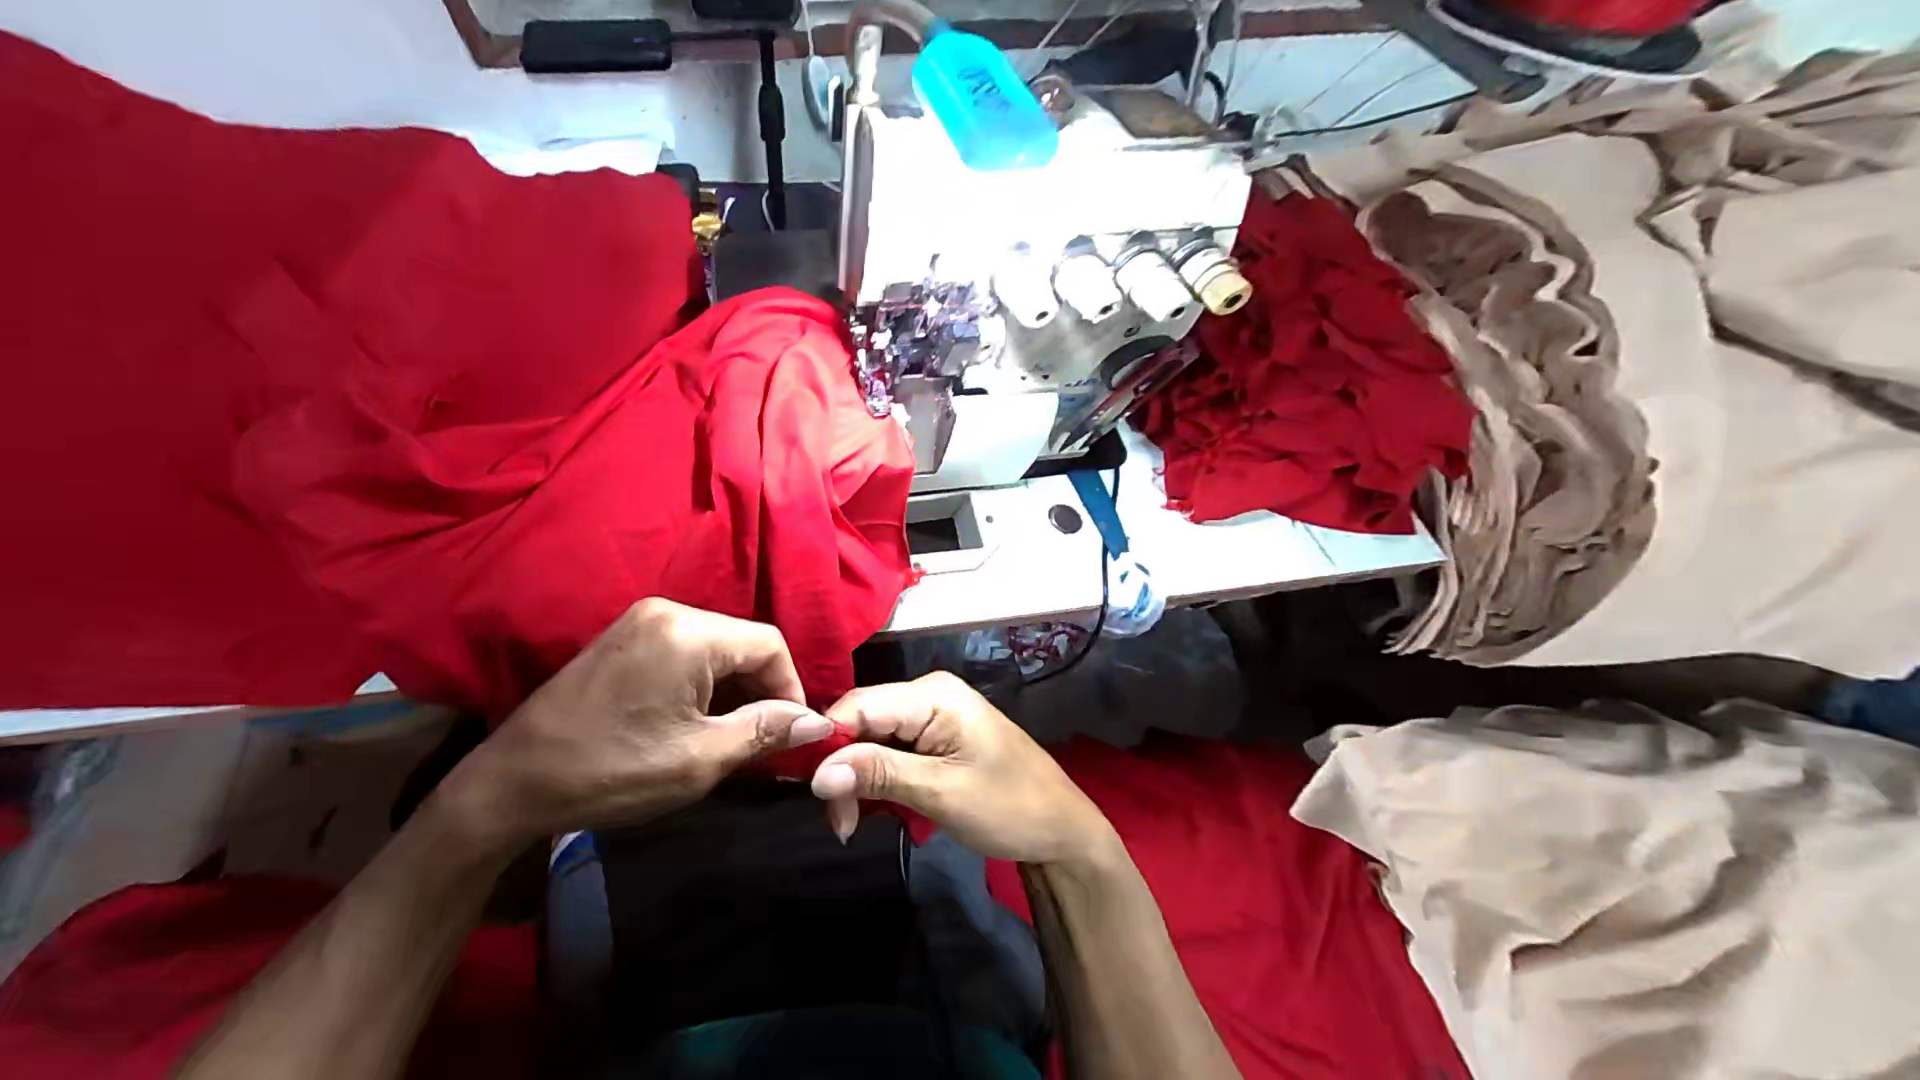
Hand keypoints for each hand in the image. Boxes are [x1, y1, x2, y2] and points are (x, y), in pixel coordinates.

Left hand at [438, 599, 833, 850]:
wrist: (510, 785)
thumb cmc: (611, 772)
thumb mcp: (700, 759)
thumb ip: (766, 732)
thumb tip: (818, 722)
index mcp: (687, 631)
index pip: (770, 644)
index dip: (791, 688)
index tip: (791, 733)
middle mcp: (667, 611)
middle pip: (743, 642)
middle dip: (761, 690)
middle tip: (762, 740)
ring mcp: (640, 621)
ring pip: (716, 647)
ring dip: (733, 688)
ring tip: (730, 734)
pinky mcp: (623, 638)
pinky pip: (686, 650)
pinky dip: (704, 683)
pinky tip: (694, 718)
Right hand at [808, 672, 1116, 866]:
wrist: (1061, 828)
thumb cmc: (1008, 806)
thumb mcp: (940, 792)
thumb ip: (879, 773)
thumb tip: (817, 773)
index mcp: (932, 694)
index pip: (858, 705)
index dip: (826, 744)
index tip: (810, 793)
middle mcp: (928, 694)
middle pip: (861, 720)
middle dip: (842, 768)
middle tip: (841, 822)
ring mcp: (933, 714)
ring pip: (871, 738)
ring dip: (856, 779)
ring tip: (854, 822)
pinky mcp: (935, 736)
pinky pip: (890, 749)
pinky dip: (876, 778)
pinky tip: (872, 807)